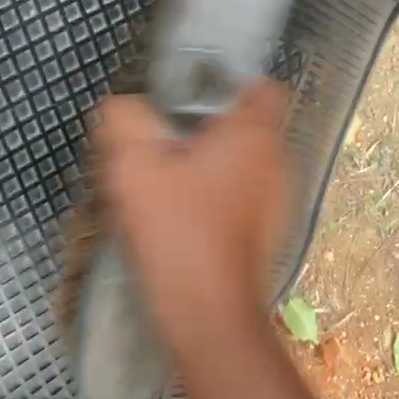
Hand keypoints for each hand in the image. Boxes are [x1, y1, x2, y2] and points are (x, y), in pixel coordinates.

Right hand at [94, 80, 290, 344]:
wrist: (206, 315)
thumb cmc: (176, 232)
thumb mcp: (132, 164)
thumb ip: (124, 119)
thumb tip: (123, 108)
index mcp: (253, 134)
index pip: (260, 85)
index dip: (224, 83)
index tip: (187, 97)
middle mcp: (274, 163)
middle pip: (242, 127)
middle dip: (201, 130)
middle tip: (159, 144)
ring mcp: (275, 202)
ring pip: (237, 166)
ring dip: (203, 169)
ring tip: (162, 185)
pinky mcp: (264, 236)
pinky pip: (236, 200)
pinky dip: (210, 202)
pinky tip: (176, 221)